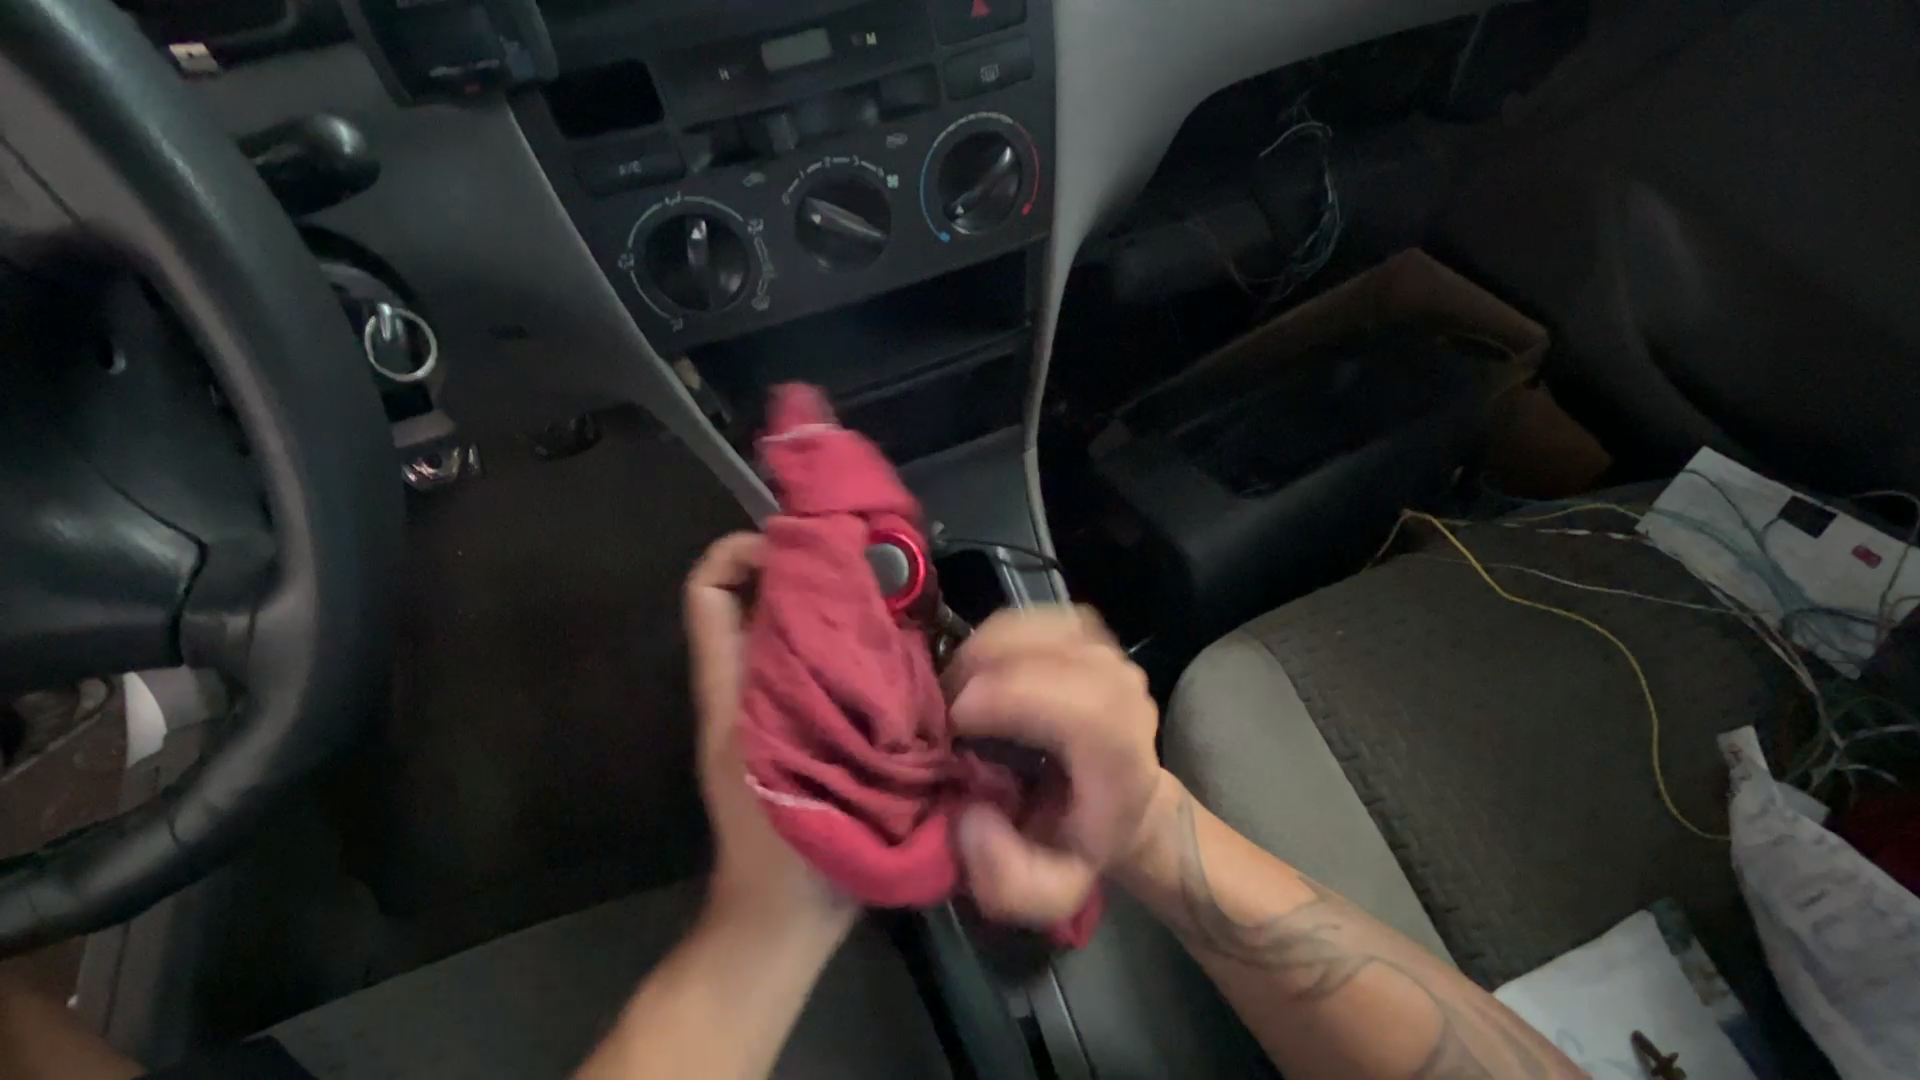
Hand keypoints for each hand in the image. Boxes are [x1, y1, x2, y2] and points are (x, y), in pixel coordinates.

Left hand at [685, 533, 856, 935]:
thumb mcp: (796, 759)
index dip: (740, 552)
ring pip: (795, 629)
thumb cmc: (784, 845)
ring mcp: (776, 704)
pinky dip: (855, 645)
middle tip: (873, 566)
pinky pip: (826, 664)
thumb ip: (827, 690)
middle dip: (807, 569)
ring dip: (837, 606)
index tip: (805, 546)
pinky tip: (903, 652)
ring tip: (896, 601)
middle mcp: (747, 683)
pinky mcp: (805, 725)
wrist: (783, 917)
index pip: (707, 591)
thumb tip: (865, 616)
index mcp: (731, 685)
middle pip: (756, 599)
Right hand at [941, 607, 1176, 926]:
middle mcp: (1123, 691)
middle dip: (977, 673)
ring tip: (955, 693)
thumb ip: (1006, 877)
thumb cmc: (1079, 843)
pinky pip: (1028, 616)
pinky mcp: (1088, 631)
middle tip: (940, 711)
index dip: (1009, 700)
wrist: (1125, 802)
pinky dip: (991, 637)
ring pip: (1031, 627)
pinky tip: (978, 672)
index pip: (1079, 707)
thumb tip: (973, 814)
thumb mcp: (1047, 890)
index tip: (956, 722)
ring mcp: (1107, 652)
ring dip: (979, 653)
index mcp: (1120, 754)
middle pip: (1044, 653)